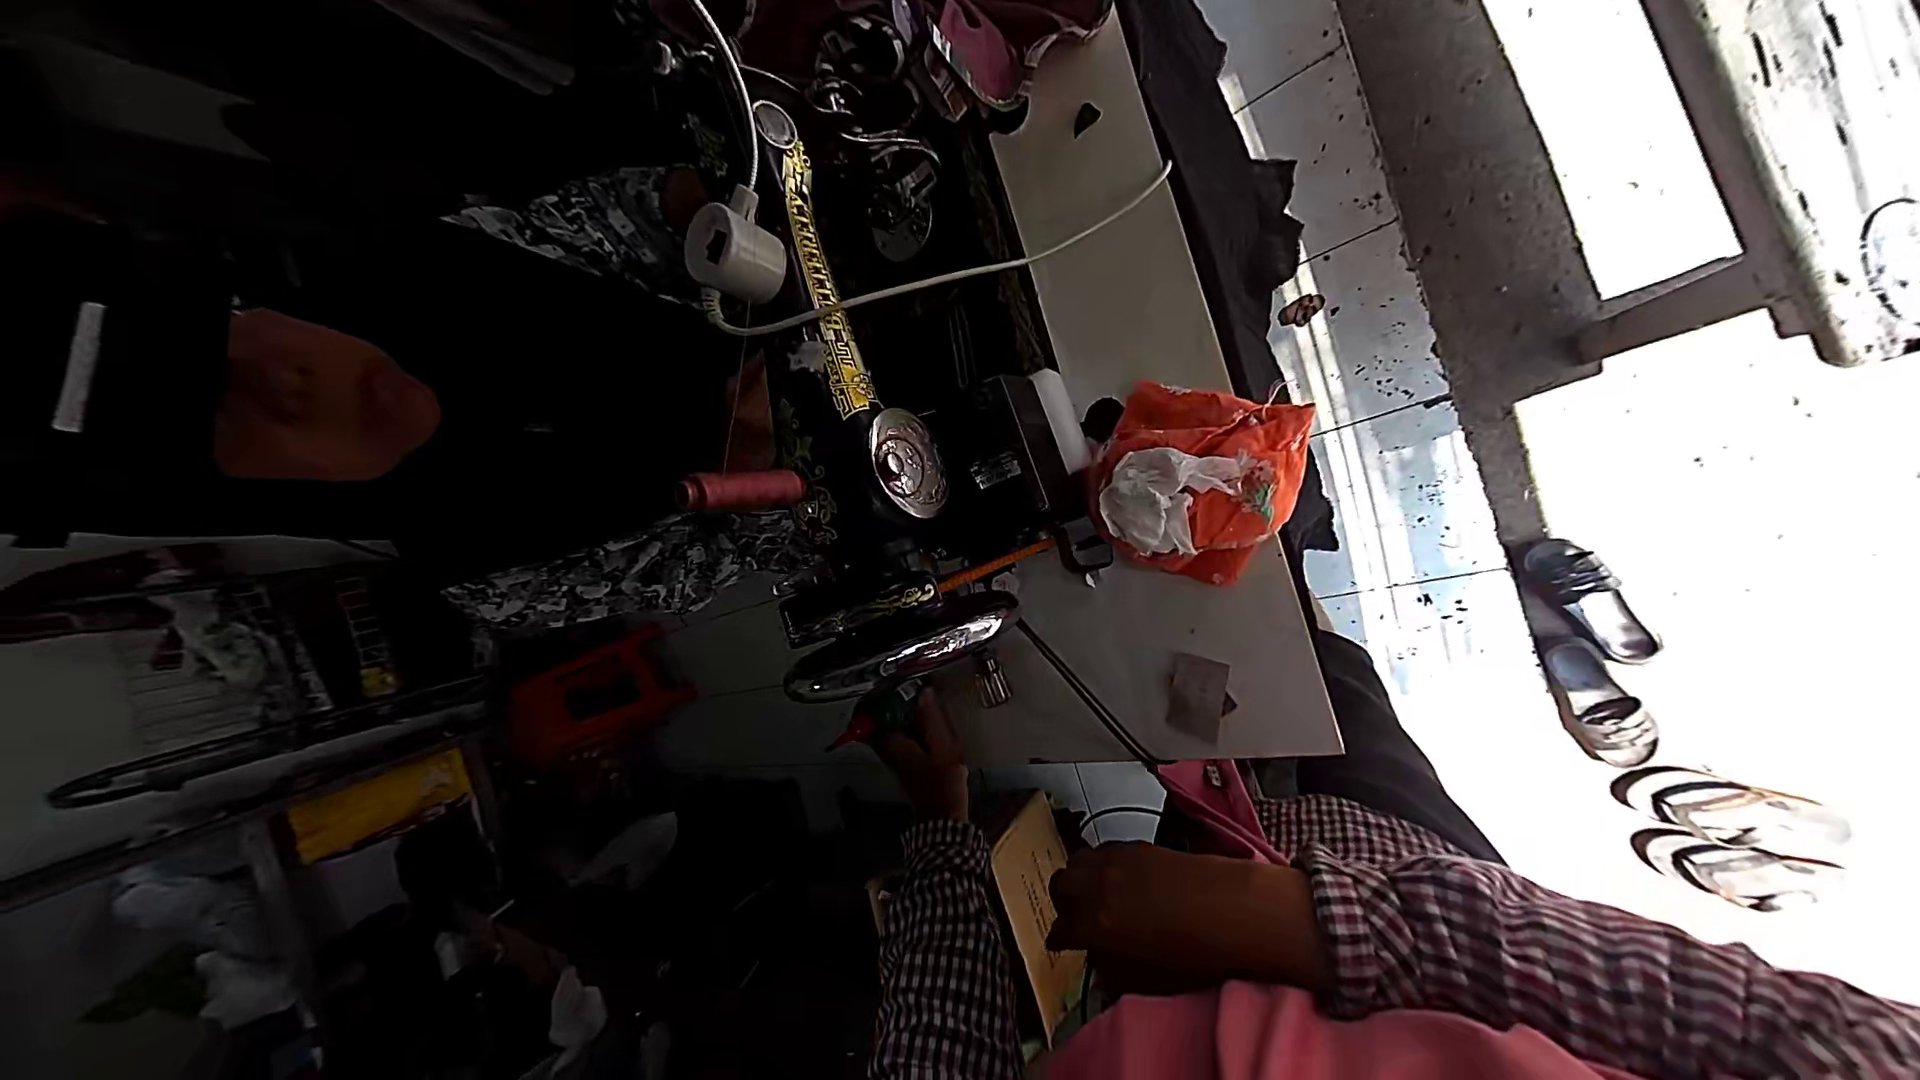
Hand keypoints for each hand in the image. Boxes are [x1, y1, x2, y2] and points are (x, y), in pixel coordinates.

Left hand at [870, 687, 968, 820]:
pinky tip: (923, 721)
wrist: (944, 815)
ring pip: (886, 729)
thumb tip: (924, 693)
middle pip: (876, 721)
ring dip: (896, 714)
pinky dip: (905, 726)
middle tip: (902, 689)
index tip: (888, 685)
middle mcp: (888, 750)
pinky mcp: (905, 762)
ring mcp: (895, 758)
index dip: (875, 699)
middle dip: (886, 704)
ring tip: (914, 699)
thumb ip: (932, 718)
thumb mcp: (942, 746)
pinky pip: (898, 737)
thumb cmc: (942, 784)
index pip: (870, 717)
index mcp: (892, 744)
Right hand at [1046, 842, 1330, 993]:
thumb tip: (1098, 957)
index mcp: (1097, 922)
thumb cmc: (1195, 953)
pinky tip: (1116, 877)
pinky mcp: (1133, 845)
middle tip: (1074, 917)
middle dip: (1063, 903)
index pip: (1061, 929)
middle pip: (1060, 885)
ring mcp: (1115, 859)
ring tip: (1093, 894)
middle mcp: (1099, 884)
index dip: (1060, 940)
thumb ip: (1111, 965)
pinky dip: (1099, 864)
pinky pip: (1101, 851)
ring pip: (1076, 861)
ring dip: (1078, 878)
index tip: (1063, 944)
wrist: (1230, 911)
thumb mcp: (1146, 976)